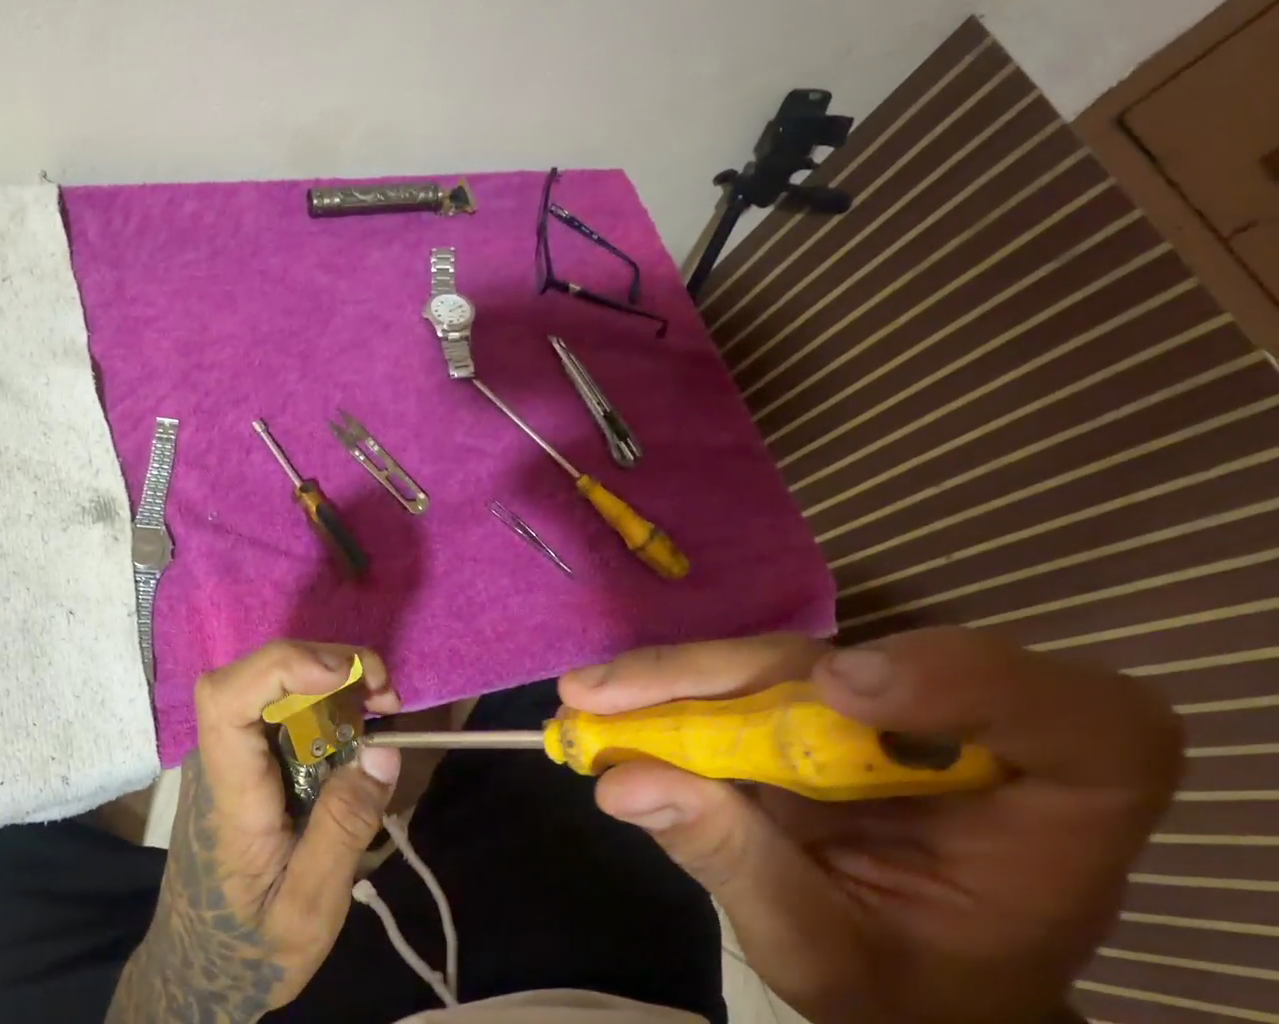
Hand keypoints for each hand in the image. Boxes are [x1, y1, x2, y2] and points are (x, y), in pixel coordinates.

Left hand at [107, 641, 402, 1023]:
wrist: (204, 969)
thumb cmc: (252, 946)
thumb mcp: (310, 906)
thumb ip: (344, 827)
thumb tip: (384, 747)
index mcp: (228, 795)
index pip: (226, 702)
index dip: (281, 668)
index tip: (344, 676)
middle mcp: (219, 761)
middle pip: (252, 678)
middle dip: (321, 664)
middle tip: (384, 691)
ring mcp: (229, 758)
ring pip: (268, 688)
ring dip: (328, 680)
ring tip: (381, 702)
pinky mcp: (245, 764)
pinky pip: (279, 713)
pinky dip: (323, 703)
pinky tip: (358, 722)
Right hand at [560, 628, 1181, 1023]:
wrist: (905, 986)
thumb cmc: (904, 990)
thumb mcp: (824, 955)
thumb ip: (739, 868)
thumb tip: (621, 784)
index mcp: (1055, 805)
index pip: (1067, 716)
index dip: (960, 679)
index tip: (838, 690)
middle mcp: (976, 732)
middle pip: (864, 668)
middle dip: (727, 675)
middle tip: (610, 693)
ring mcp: (891, 708)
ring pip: (786, 663)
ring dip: (678, 677)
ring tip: (587, 698)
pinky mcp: (824, 704)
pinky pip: (751, 679)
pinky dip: (675, 690)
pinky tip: (610, 700)